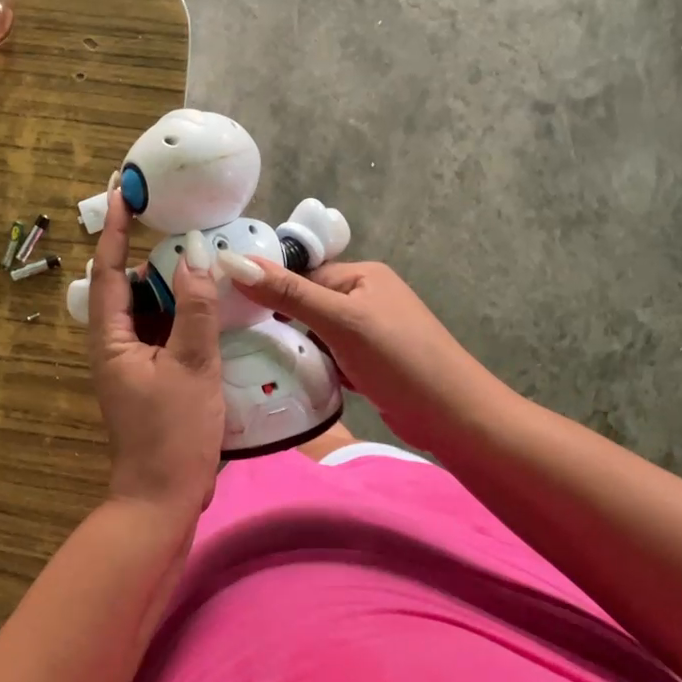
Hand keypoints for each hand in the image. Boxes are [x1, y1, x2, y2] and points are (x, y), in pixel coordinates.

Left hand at [86, 188, 224, 513]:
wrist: (161, 501)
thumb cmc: (172, 435)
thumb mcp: (192, 367)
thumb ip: (196, 310)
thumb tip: (199, 257)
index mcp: (110, 338)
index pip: (109, 269)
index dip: (115, 228)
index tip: (122, 190)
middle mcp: (113, 344)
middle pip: (129, 286)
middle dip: (150, 254)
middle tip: (179, 221)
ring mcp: (131, 363)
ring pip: (148, 310)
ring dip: (171, 286)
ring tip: (201, 257)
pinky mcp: (150, 378)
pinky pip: (162, 333)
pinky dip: (181, 315)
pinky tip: (209, 306)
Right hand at [220, 256, 511, 450]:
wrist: (457, 419)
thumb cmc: (400, 361)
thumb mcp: (340, 322)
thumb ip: (287, 293)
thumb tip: (230, 261)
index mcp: (361, 275)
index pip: (300, 273)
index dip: (266, 287)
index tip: (224, 304)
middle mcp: (364, 297)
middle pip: (303, 302)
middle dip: (274, 319)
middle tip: (230, 335)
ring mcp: (367, 333)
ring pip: (312, 332)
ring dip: (289, 345)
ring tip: (247, 357)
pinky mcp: (367, 364)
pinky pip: (325, 356)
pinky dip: (308, 365)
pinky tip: (282, 378)